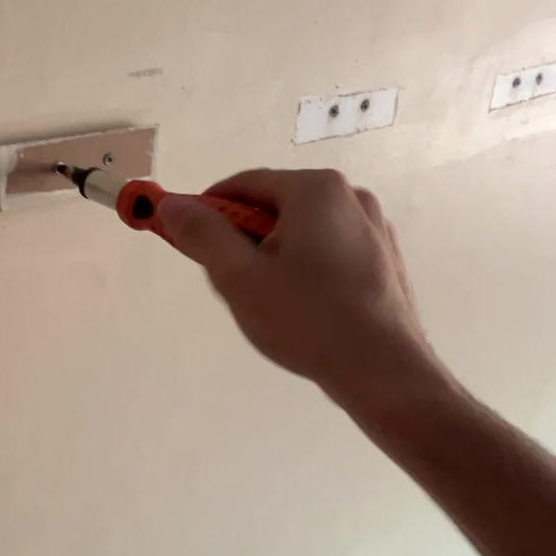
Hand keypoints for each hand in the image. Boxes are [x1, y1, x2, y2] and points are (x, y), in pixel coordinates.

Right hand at [157, 169, 440, 397]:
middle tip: (232, 283)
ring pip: (303, 231)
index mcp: (316, 189)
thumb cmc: (306, 320)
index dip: (207, 210)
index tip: (188, 242)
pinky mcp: (384, 258)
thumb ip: (202, 235)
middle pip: (275, 206)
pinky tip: (305, 308)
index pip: (243, 184)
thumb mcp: (239, 278)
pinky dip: (306, 268)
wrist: (384, 372)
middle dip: (243, 239)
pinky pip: (329, 250)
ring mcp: (374, 227)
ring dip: (274, 256)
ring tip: (271, 303)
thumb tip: (171, 204)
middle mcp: (350, 195)